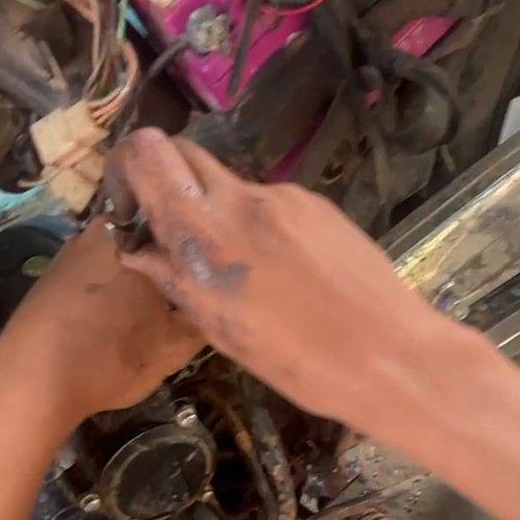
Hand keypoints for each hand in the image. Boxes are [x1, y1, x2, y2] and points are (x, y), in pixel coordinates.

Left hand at [0, 223, 202, 429]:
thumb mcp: (174, 347)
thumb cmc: (113, 356)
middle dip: (171, 263)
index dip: (205, 251)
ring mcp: (74, 248)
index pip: (186, 228)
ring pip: (123, 255)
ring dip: (142, 276)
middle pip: (152, 239)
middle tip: (190, 292)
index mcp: (140, 236)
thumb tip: (219, 303)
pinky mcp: (54, 272)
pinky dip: (113, 288)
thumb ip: (204, 320)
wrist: (33, 381)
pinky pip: (98, 271)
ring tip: (158, 307)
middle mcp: (104, 229)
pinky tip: (119, 317)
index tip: (218, 274)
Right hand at [102, 129, 491, 428]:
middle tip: (180, 232)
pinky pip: (274, 205)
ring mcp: (286, 198)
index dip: (129, 169)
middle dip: (171, 184)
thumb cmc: (304, 364)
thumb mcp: (227, 335)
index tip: (135, 207)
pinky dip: (264, 229)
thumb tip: (142, 253)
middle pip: (186, 155)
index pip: (148, 155)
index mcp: (208, 235)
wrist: (390, 355)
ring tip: (249, 274)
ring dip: (222, 216)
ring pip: (233, 187)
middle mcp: (242, 201)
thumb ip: (181, 283)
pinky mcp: (319, 206)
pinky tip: (288, 275)